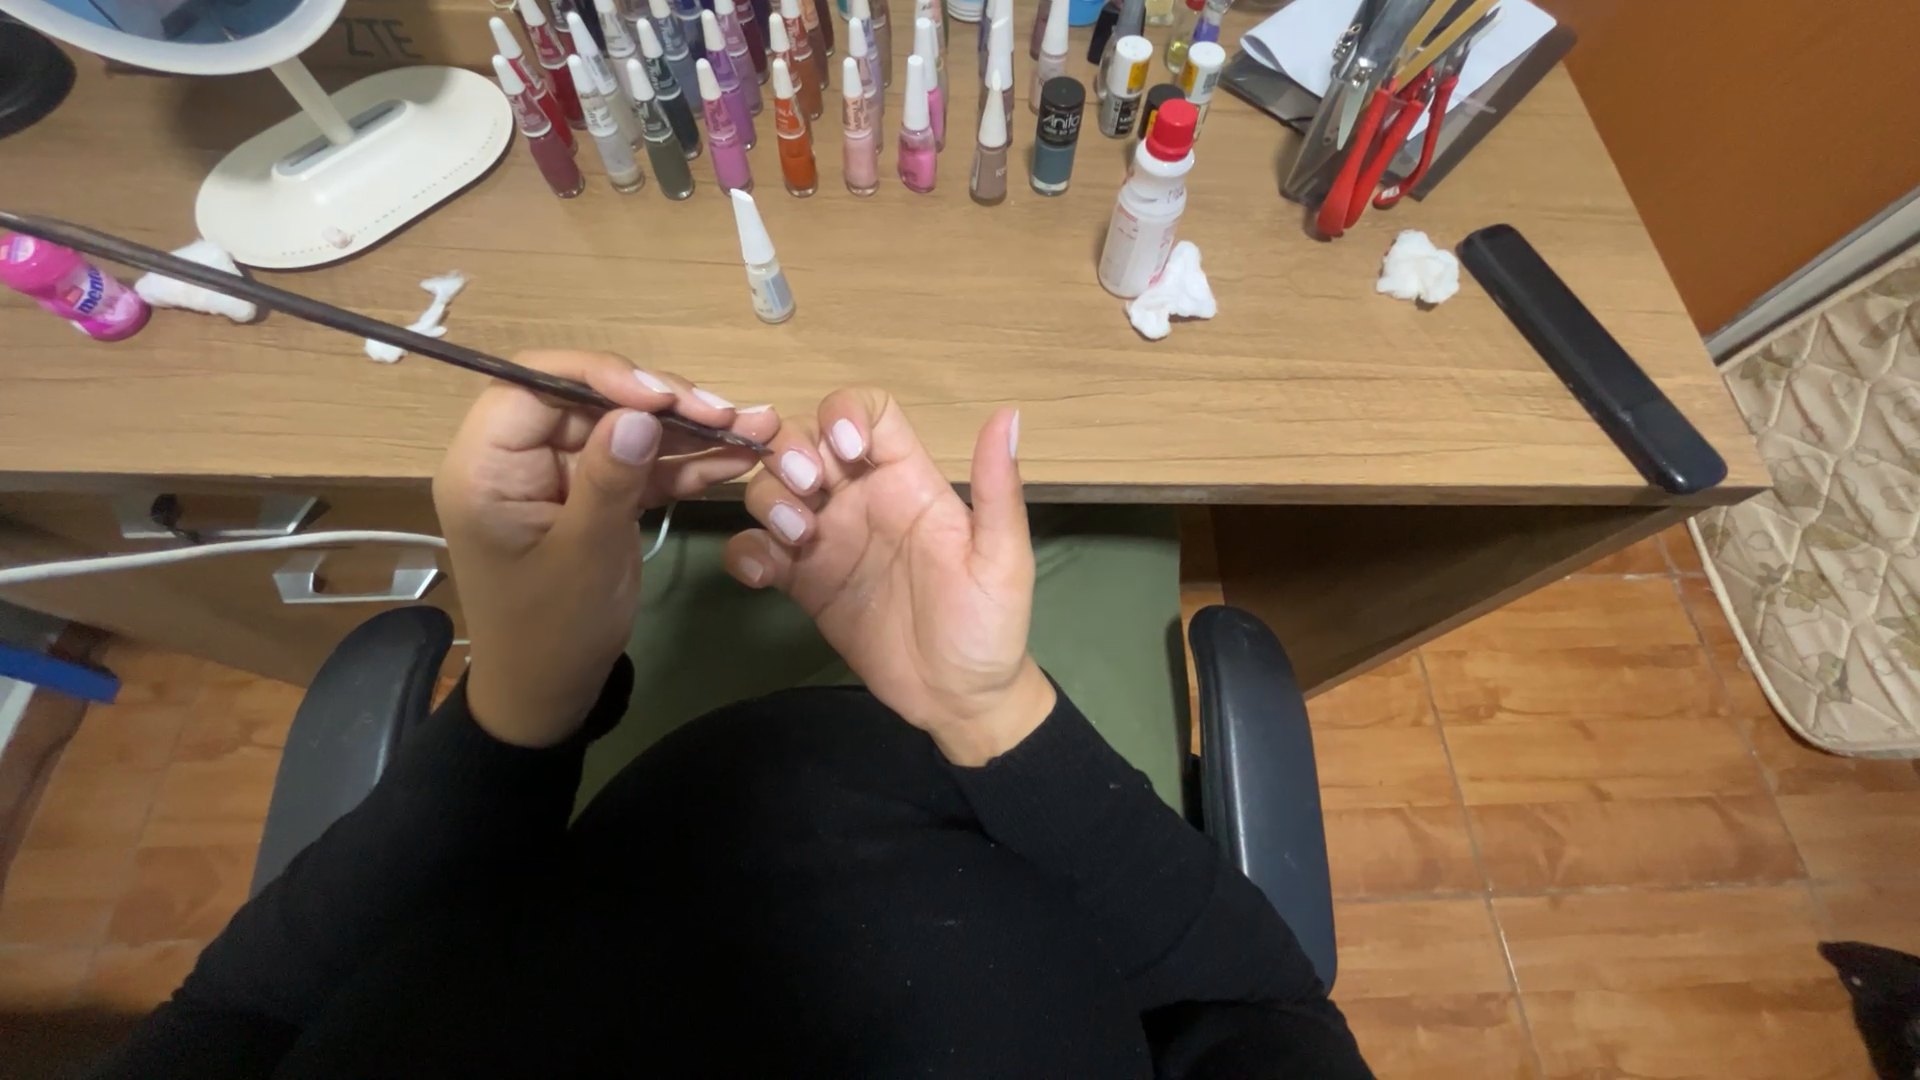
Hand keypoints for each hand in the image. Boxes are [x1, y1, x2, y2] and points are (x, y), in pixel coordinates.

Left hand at [434, 351, 777, 746]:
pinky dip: (690, 464)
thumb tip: (638, 415)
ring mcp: (567, 475)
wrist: (554, 689)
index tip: (663, 398)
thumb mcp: (583, 557)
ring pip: (629, 429)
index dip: (600, 377)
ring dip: (690, 430)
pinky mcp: (601, 494)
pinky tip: (737, 459)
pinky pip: (645, 466)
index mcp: (489, 466)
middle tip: (725, 415)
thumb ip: (608, 481)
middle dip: (664, 404)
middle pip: (594, 401)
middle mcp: (524, 457)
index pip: (534, 385)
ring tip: (750, 429)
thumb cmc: (553, 632)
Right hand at [722, 390, 1055, 765]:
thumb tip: (1009, 415)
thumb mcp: (1002, 560)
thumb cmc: (988, 625)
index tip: (846, 449)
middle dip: (790, 451)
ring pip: (773, 488)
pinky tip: (765, 579)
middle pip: (804, 439)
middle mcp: (863, 499)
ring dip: (770, 500)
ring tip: (797, 542)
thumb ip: (998, 491)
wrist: (958, 698)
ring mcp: (828, 539)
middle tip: (808, 491)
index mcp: (909, 481)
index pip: (871, 414)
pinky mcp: (803, 582)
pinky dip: (747, 553)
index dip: (846, 412)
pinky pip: (757, 549)